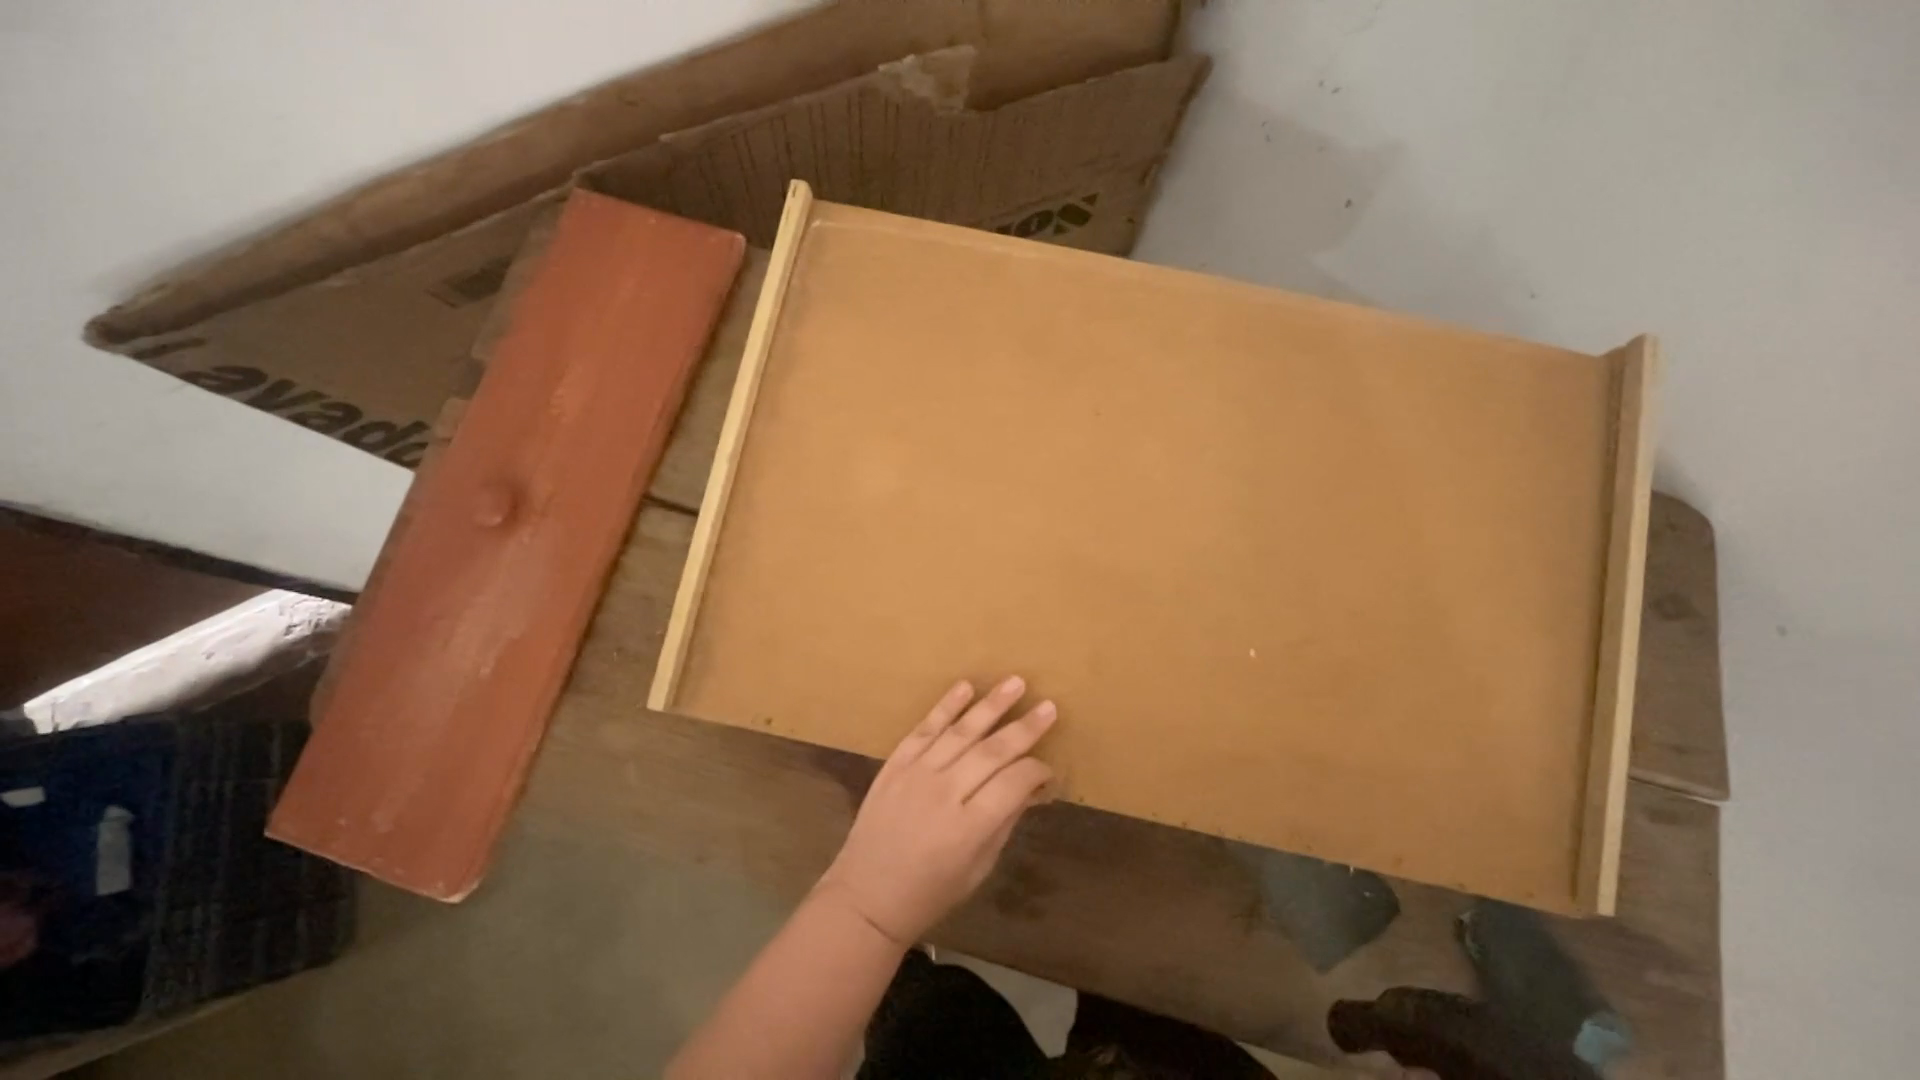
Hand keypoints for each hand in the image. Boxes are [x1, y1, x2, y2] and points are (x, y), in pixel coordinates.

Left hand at [817, 676, 1057, 945]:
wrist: (866, 896)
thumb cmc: (929, 892)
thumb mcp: (977, 868)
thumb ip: (1004, 822)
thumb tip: (1031, 789)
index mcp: (969, 828)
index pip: (1014, 783)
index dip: (1037, 772)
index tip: (1049, 770)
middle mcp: (944, 793)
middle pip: (992, 751)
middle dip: (1025, 728)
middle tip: (1049, 707)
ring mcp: (916, 775)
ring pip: (960, 732)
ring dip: (991, 705)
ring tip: (1016, 682)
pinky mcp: (895, 765)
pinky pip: (923, 730)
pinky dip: (945, 707)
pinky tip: (965, 687)